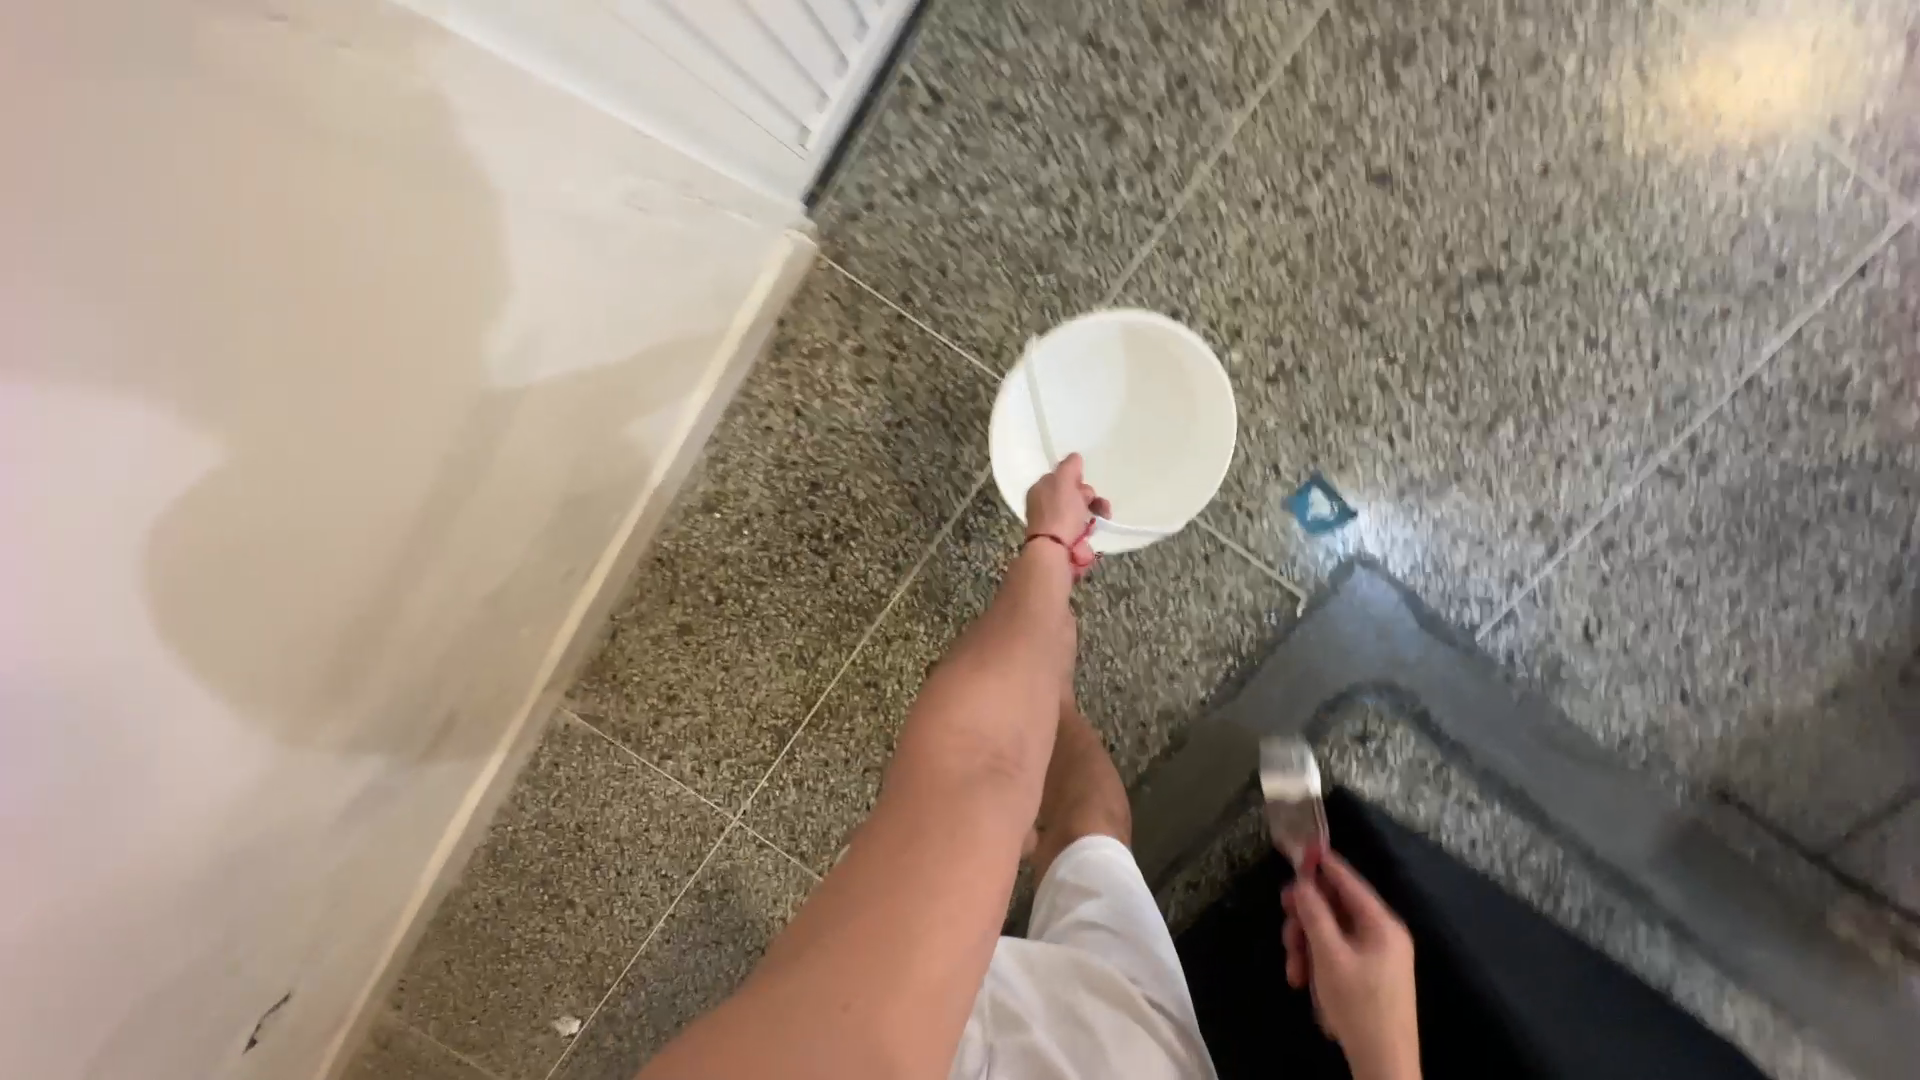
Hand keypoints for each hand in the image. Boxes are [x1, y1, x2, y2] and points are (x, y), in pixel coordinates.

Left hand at [1024, 453, 1108, 578]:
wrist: (1055, 550)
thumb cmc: (1059, 512)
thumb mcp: (1064, 481)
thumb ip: (1069, 466)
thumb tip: (1075, 457)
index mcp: (1040, 490)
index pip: (1061, 477)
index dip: (1076, 479)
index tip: (1084, 485)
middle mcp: (1044, 506)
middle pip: (1073, 495)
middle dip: (1089, 497)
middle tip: (1094, 503)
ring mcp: (1054, 525)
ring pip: (1080, 512)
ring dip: (1094, 513)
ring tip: (1102, 517)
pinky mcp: (1064, 541)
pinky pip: (1081, 531)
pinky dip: (1088, 531)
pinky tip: (1089, 534)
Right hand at [1283, 850, 1419, 1079]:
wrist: (1384, 1066)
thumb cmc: (1359, 1006)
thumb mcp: (1329, 956)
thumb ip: (1314, 913)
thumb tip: (1302, 880)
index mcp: (1381, 924)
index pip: (1347, 879)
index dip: (1320, 863)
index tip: (1294, 848)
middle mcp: (1381, 934)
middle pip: (1332, 907)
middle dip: (1304, 919)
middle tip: (1286, 930)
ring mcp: (1375, 956)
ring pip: (1328, 932)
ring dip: (1304, 946)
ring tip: (1293, 971)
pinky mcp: (1366, 975)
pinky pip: (1334, 953)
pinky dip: (1315, 962)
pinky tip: (1303, 982)